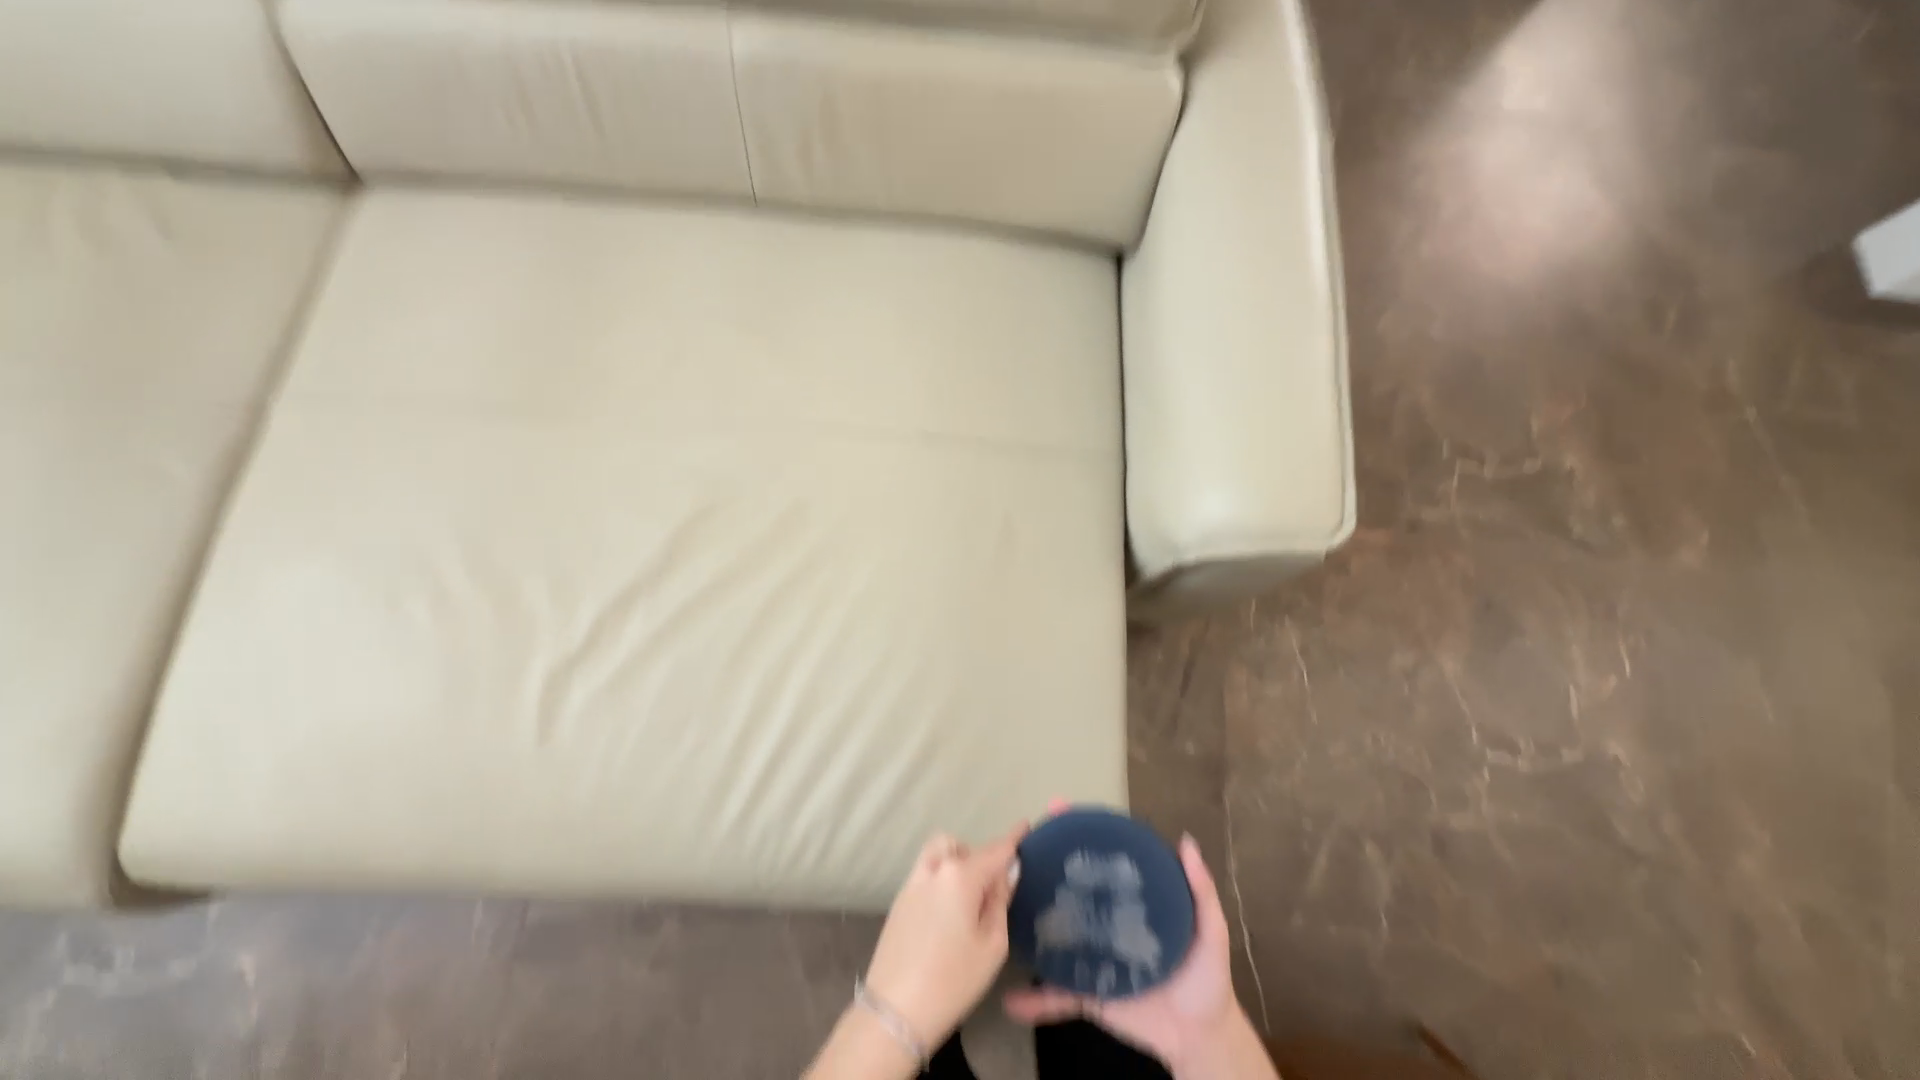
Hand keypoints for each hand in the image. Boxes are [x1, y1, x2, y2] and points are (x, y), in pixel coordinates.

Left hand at [863, 825, 1026, 1050]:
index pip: (995, 849)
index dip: (1014, 838)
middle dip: (979, 857)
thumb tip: (1006, 872)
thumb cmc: (953, 979)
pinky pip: (926, 874)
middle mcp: (933, 869)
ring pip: (938, 854)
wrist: (895, 1010)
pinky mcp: (899, 901)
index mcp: (960, 876)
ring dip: (956, 862)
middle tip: (994, 889)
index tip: (1026, 825)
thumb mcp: (992, 944)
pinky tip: (949, 914)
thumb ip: (1000, 900)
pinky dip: (942, 879)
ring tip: (969, 899)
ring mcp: (911, 883)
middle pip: (960, 846)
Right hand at [1002, 805, 1243, 1074]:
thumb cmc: (1208, 979)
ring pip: (1054, 938)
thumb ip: (1200, 891)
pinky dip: (1036, 1001)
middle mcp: (1106, 924)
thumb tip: (1186, 841)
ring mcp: (1093, 959)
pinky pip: (1058, 996)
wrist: (1201, 1039)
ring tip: (1000, 907)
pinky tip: (1012, 1002)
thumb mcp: (1211, 932)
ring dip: (1027, 925)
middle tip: (1022, 843)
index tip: (1058, 807)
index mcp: (1132, 904)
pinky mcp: (1087, 995)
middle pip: (1072, 890)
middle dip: (1045, 864)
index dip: (1083, 832)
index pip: (1105, 861)